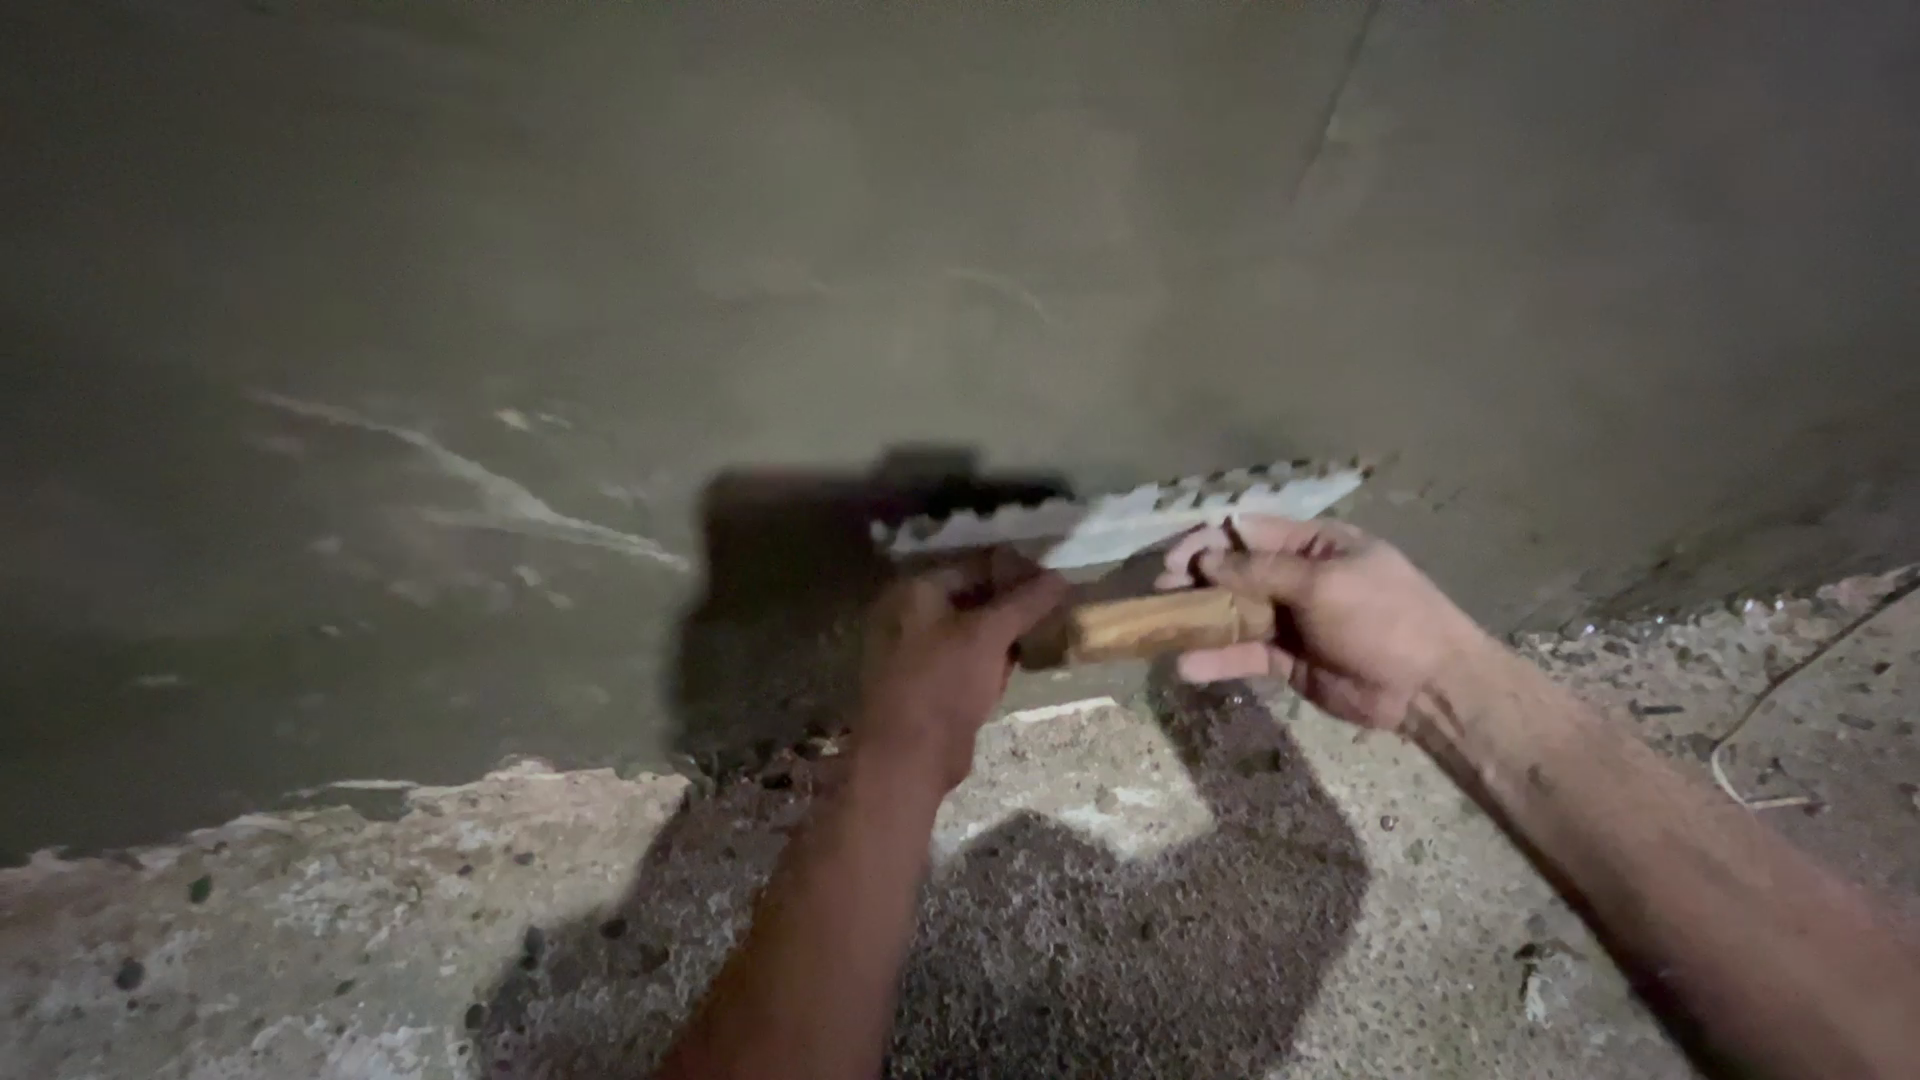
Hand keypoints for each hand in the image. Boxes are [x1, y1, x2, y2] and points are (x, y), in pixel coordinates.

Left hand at [855, 553, 1067, 792]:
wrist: (910, 756)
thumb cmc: (944, 682)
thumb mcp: (988, 635)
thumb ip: (1025, 602)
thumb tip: (1061, 577)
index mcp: (917, 591)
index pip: (976, 564)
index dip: (1016, 569)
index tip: (1054, 579)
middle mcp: (915, 614)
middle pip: (976, 595)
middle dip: (1016, 600)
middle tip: (1057, 603)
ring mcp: (923, 649)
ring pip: (977, 629)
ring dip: (1010, 630)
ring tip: (1051, 627)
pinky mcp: (936, 681)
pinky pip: (972, 658)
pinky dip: (997, 656)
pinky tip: (1028, 657)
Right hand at [1157, 516, 1485, 730]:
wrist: (1429, 688)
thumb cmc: (1382, 617)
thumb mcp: (1323, 583)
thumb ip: (1260, 571)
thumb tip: (1206, 559)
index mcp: (1312, 545)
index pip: (1246, 532)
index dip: (1206, 541)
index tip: (1174, 560)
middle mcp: (1295, 576)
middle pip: (1233, 571)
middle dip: (1195, 578)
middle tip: (1162, 591)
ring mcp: (1288, 619)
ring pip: (1231, 613)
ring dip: (1198, 618)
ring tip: (1163, 626)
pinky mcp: (1284, 659)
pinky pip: (1242, 654)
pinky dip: (1215, 659)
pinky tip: (1187, 666)